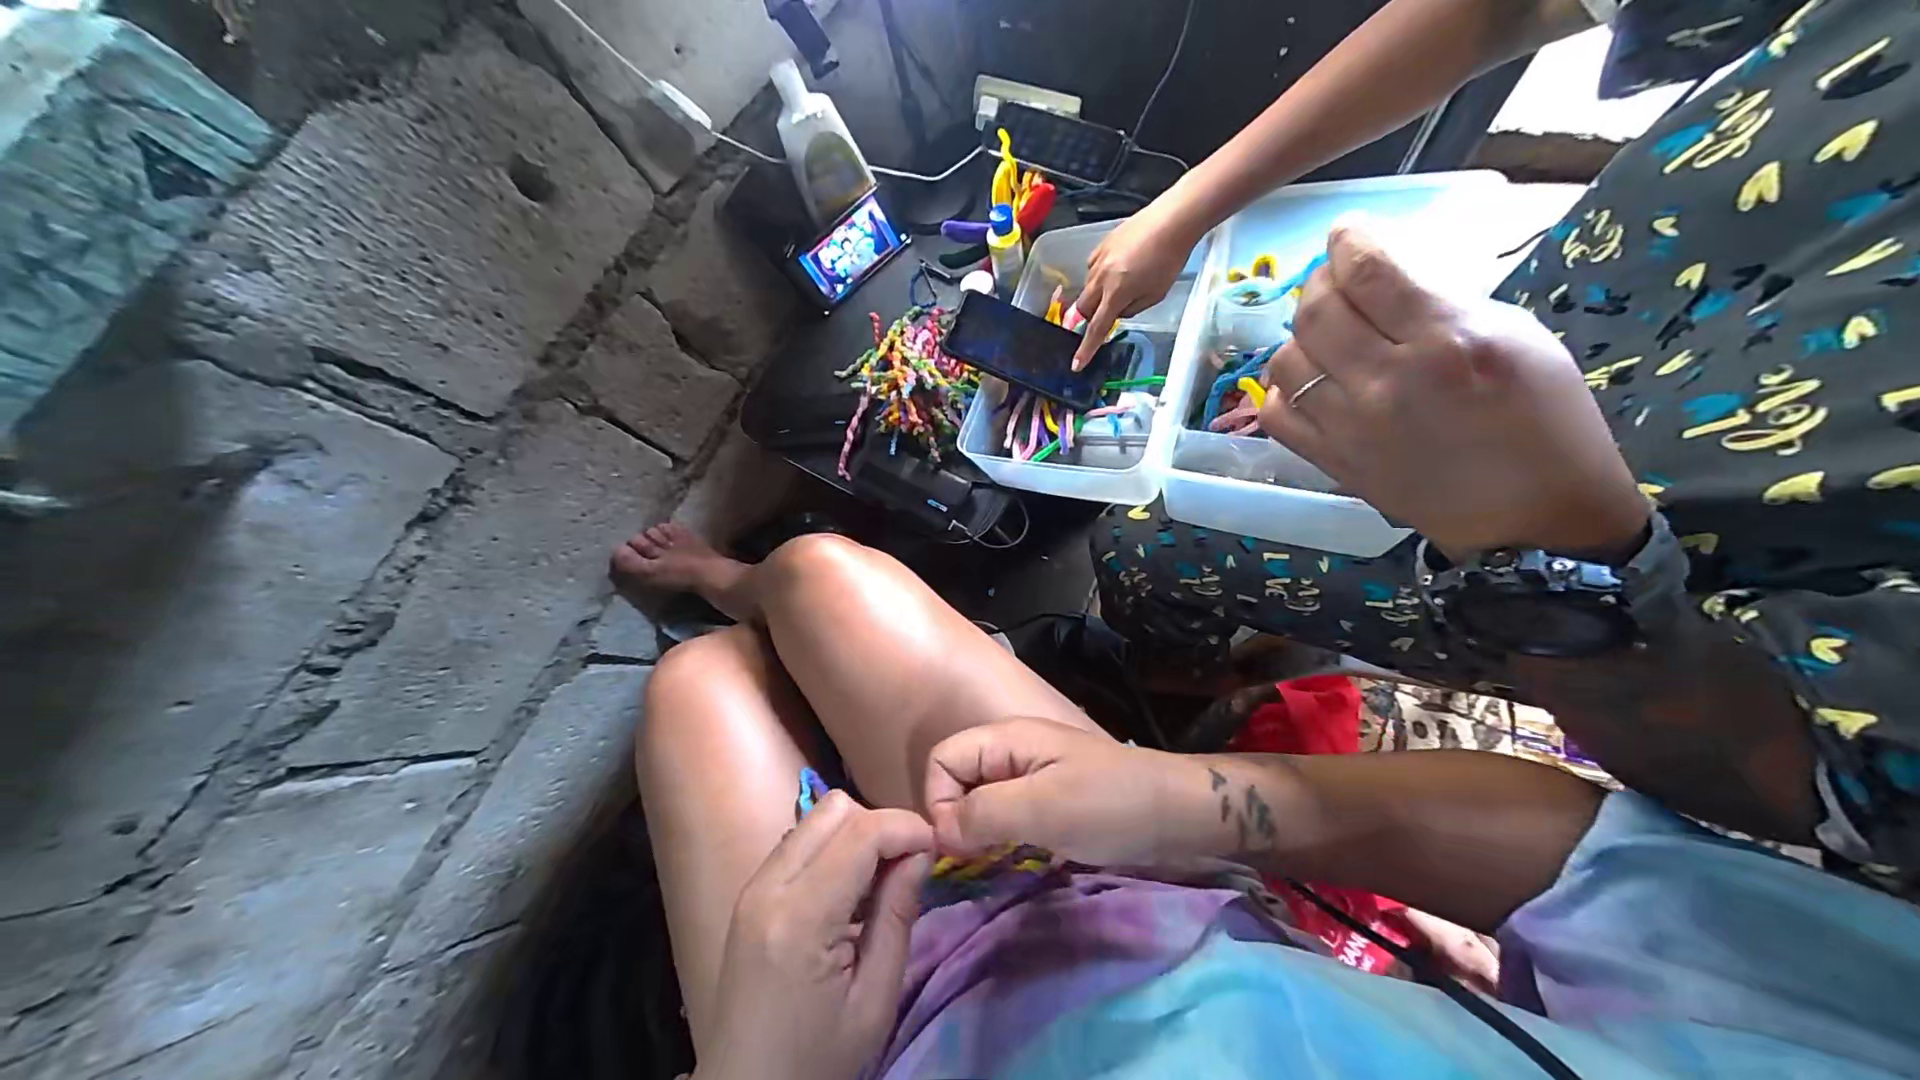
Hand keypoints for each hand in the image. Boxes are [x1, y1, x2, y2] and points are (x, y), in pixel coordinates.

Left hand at [697, 792, 932, 1079]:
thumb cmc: (816, 1060)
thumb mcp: (874, 1000)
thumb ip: (897, 915)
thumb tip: (922, 852)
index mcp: (799, 919)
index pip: (861, 832)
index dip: (907, 828)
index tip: (935, 850)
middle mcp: (768, 887)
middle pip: (835, 809)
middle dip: (882, 825)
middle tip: (908, 866)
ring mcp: (754, 885)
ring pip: (817, 816)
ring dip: (858, 833)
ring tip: (879, 880)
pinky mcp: (751, 890)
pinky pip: (801, 839)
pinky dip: (834, 846)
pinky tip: (848, 889)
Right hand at [924, 718, 1193, 864]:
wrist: (1180, 815)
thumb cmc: (1112, 804)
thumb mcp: (1045, 807)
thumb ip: (985, 813)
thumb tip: (938, 832)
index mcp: (1006, 739)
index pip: (942, 760)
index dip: (939, 800)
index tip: (959, 844)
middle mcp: (1011, 753)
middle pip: (957, 780)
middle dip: (957, 819)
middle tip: (977, 859)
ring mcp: (1030, 777)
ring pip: (979, 802)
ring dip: (979, 833)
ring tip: (994, 863)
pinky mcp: (1047, 802)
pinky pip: (1005, 817)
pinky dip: (1001, 839)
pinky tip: (1014, 860)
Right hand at [1071, 197, 1206, 370]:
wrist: (1173, 219)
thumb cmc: (1169, 259)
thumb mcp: (1155, 295)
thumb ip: (1132, 309)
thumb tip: (1117, 312)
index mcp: (1116, 294)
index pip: (1096, 328)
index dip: (1086, 349)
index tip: (1076, 364)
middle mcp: (1101, 278)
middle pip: (1083, 309)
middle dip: (1088, 318)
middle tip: (1103, 319)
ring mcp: (1098, 259)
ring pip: (1087, 288)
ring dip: (1096, 296)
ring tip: (1119, 287)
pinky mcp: (1101, 245)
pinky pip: (1092, 269)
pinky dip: (1099, 276)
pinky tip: (1115, 270)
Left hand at [1256, 223, 1647, 560]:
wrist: (1526, 515)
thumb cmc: (1543, 421)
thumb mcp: (1516, 338)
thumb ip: (1444, 304)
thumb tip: (1386, 281)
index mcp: (1444, 342)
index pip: (1369, 274)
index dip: (1348, 242)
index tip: (1344, 232)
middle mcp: (1385, 381)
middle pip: (1316, 313)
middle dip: (1318, 281)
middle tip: (1332, 278)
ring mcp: (1347, 425)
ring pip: (1286, 361)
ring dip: (1298, 336)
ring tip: (1323, 333)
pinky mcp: (1328, 460)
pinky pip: (1275, 413)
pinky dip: (1280, 389)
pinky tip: (1304, 380)